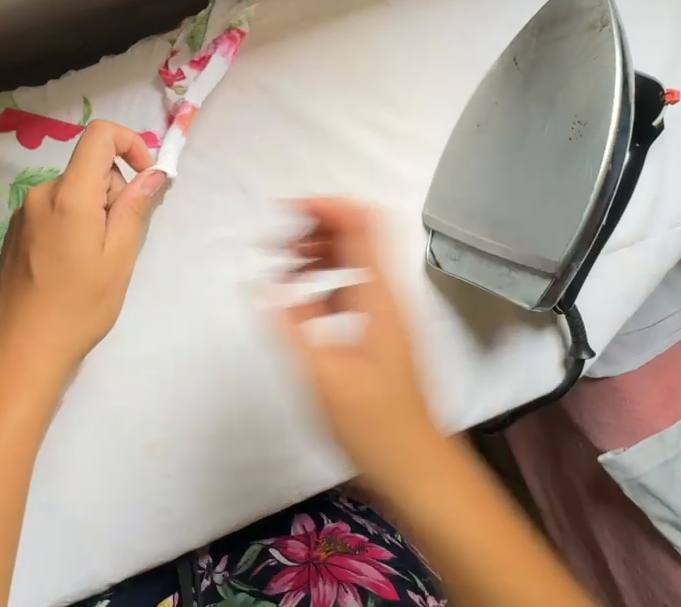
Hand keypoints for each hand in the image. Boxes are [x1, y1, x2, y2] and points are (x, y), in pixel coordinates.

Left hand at [0, 120, 167, 377]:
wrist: (23, 351)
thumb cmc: (79, 307)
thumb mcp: (119, 257)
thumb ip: (135, 207)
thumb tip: (153, 172)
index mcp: (69, 195)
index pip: (99, 136)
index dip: (129, 143)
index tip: (145, 176)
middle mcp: (42, 193)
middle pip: (89, 168)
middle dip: (114, 192)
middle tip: (119, 241)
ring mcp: (24, 212)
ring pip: (73, 190)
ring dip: (94, 210)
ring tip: (95, 260)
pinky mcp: (16, 230)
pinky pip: (55, 209)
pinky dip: (73, 222)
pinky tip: (72, 265)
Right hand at [274, 198, 443, 488]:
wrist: (422, 474)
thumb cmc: (374, 428)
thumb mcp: (323, 377)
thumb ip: (290, 324)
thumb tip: (259, 281)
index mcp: (379, 298)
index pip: (361, 224)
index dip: (325, 206)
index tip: (282, 213)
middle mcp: (389, 296)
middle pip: (358, 234)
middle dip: (314, 227)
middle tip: (272, 245)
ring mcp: (389, 314)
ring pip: (355, 260)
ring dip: (317, 253)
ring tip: (280, 269)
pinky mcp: (384, 333)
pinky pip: (353, 286)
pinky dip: (324, 281)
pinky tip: (301, 304)